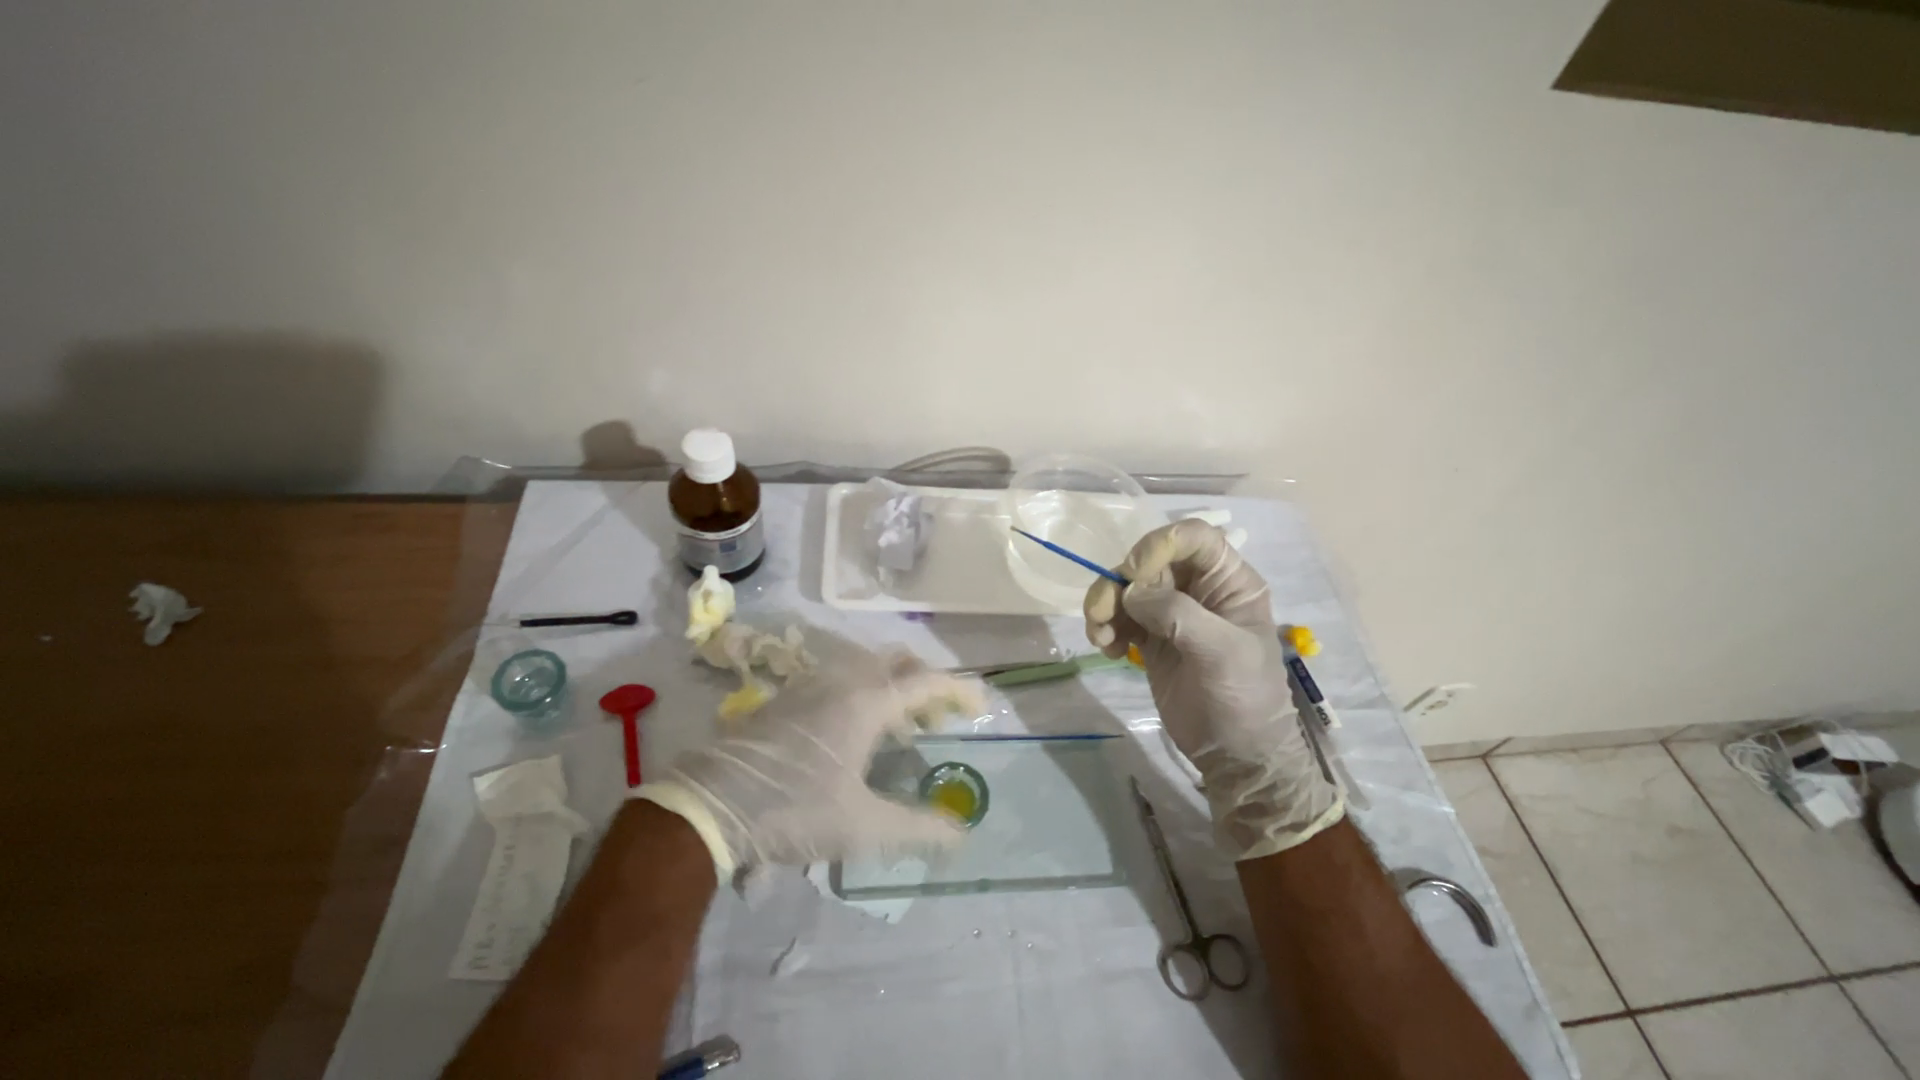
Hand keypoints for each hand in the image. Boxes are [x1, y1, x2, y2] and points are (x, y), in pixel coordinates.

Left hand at [636, 652, 984, 877]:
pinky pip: (835, 679)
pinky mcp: (781, 701)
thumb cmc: (793, 810)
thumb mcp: (863, 828)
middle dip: (924, 680)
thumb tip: (961, 834)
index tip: (980, 705)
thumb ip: (917, 828)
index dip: (957, 690)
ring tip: (900, 722)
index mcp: (865, 703)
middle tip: (939, 713)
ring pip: (861, 666)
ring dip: (889, 684)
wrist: (710, 807)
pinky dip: (860, 691)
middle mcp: (839, 683)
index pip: (924, 682)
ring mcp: (805, 688)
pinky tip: (853, 729)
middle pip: (894, 661)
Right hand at [1085, 519, 1342, 858]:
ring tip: (1102, 636)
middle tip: (1105, 613)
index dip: (1160, 544)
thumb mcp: (1223, 652)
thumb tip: (1133, 592)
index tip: (1136, 572)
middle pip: (1149, 560)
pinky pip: (1117, 616)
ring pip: (1127, 588)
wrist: (1235, 756)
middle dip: (1121, 581)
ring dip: (1105, 604)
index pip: (1193, 538)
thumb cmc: (1244, 698)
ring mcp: (1171, 614)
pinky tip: (1106, 649)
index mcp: (1229, 582)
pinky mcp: (1149, 638)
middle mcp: (1198, 590)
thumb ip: (1179, 614)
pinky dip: (1104, 625)